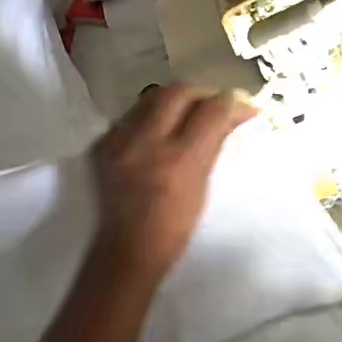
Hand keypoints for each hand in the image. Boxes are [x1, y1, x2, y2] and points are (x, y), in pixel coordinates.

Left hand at [89, 84, 254, 283]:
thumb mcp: (203, 185)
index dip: (232, 102)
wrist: (126, 249)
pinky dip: (150, 117)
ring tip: (187, 113)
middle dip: (202, 93)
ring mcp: (117, 142)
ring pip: (151, 97)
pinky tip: (158, 132)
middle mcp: (145, 144)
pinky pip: (131, 116)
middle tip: (213, 104)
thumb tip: (233, 113)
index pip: (211, 111)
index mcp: (178, 161)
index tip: (241, 105)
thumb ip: (215, 143)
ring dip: (175, 100)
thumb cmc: (174, 226)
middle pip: (178, 91)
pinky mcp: (100, 145)